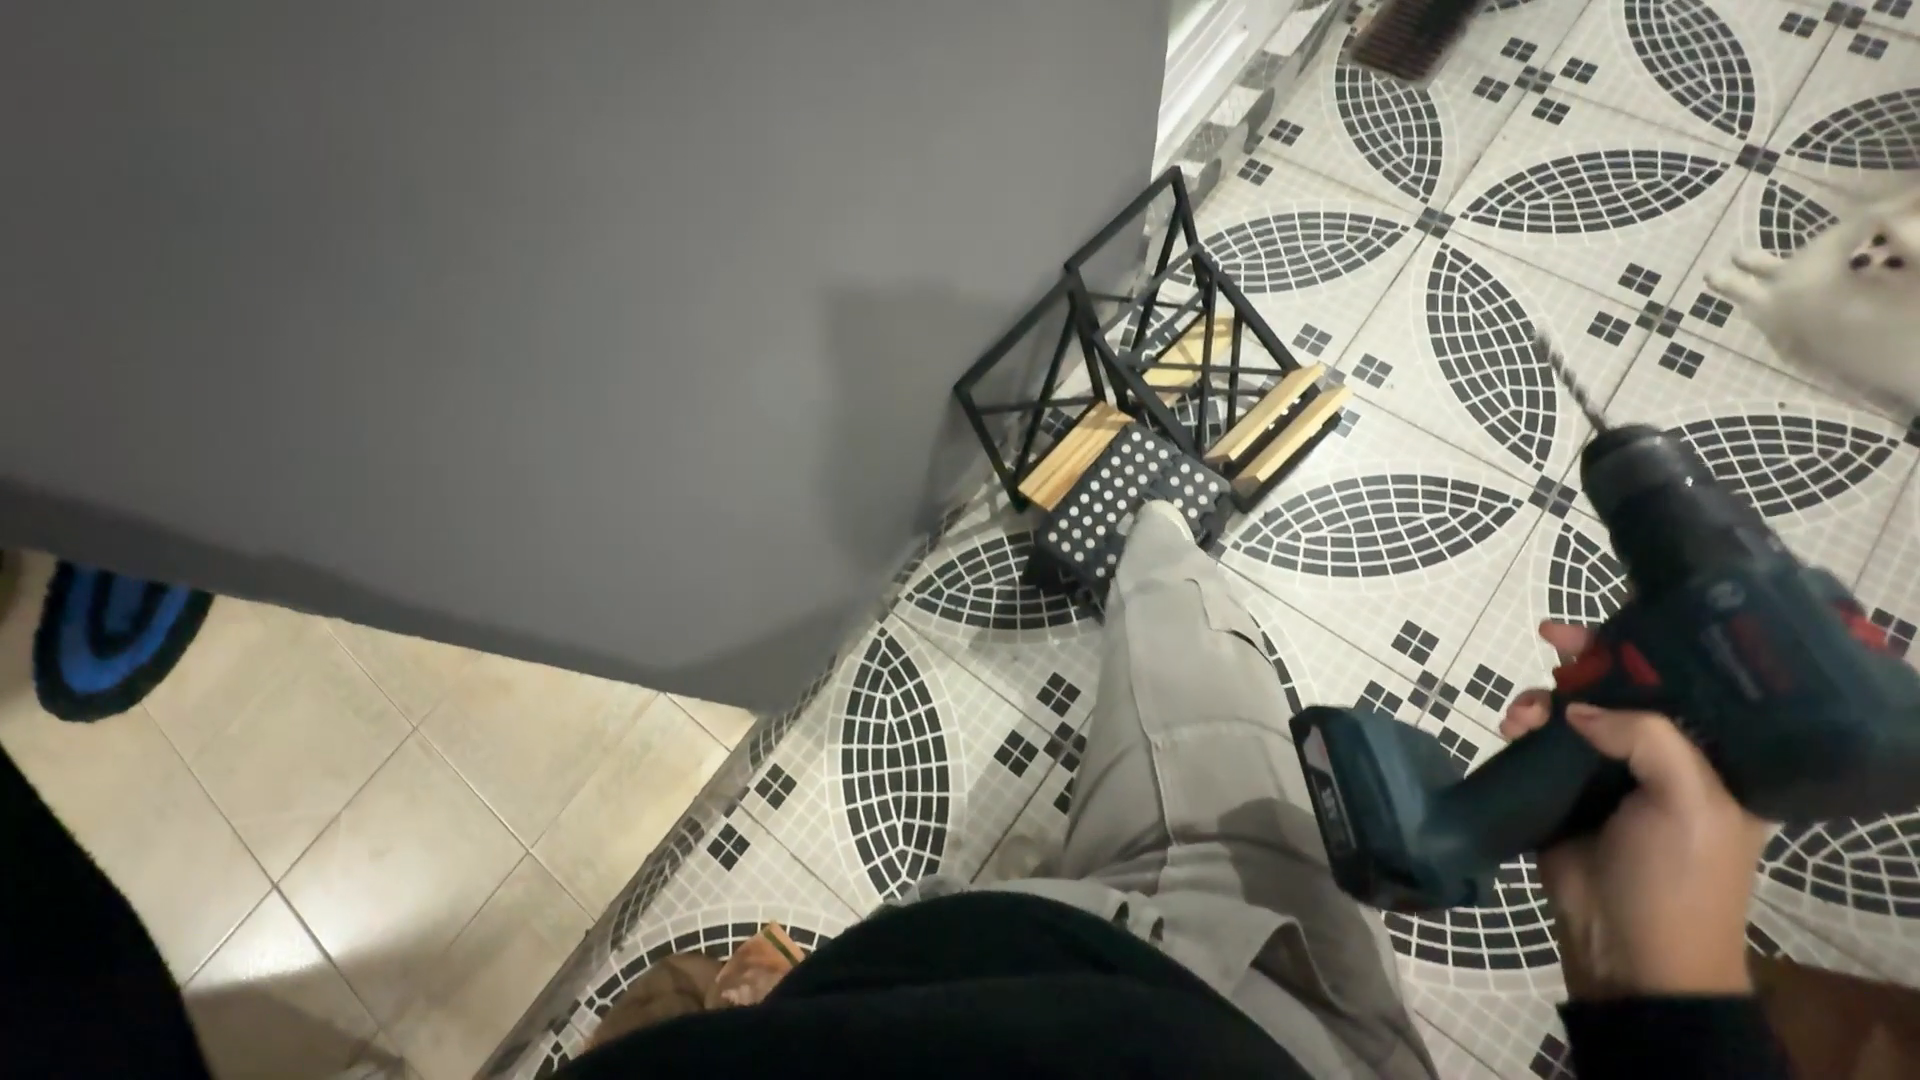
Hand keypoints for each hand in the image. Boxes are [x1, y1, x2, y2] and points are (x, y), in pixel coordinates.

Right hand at [1501, 621, 1770, 999]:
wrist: (1627, 945)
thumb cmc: (1677, 875)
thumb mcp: (1688, 802)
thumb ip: (1647, 739)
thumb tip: (1578, 710)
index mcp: (1717, 763)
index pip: (1687, 688)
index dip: (1648, 650)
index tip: (1606, 628)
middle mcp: (1666, 760)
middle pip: (1623, 692)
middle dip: (1584, 664)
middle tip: (1548, 640)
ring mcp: (1611, 775)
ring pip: (1574, 712)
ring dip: (1543, 700)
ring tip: (1519, 715)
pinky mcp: (1564, 791)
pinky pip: (1541, 742)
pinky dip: (1524, 726)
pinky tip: (1509, 728)